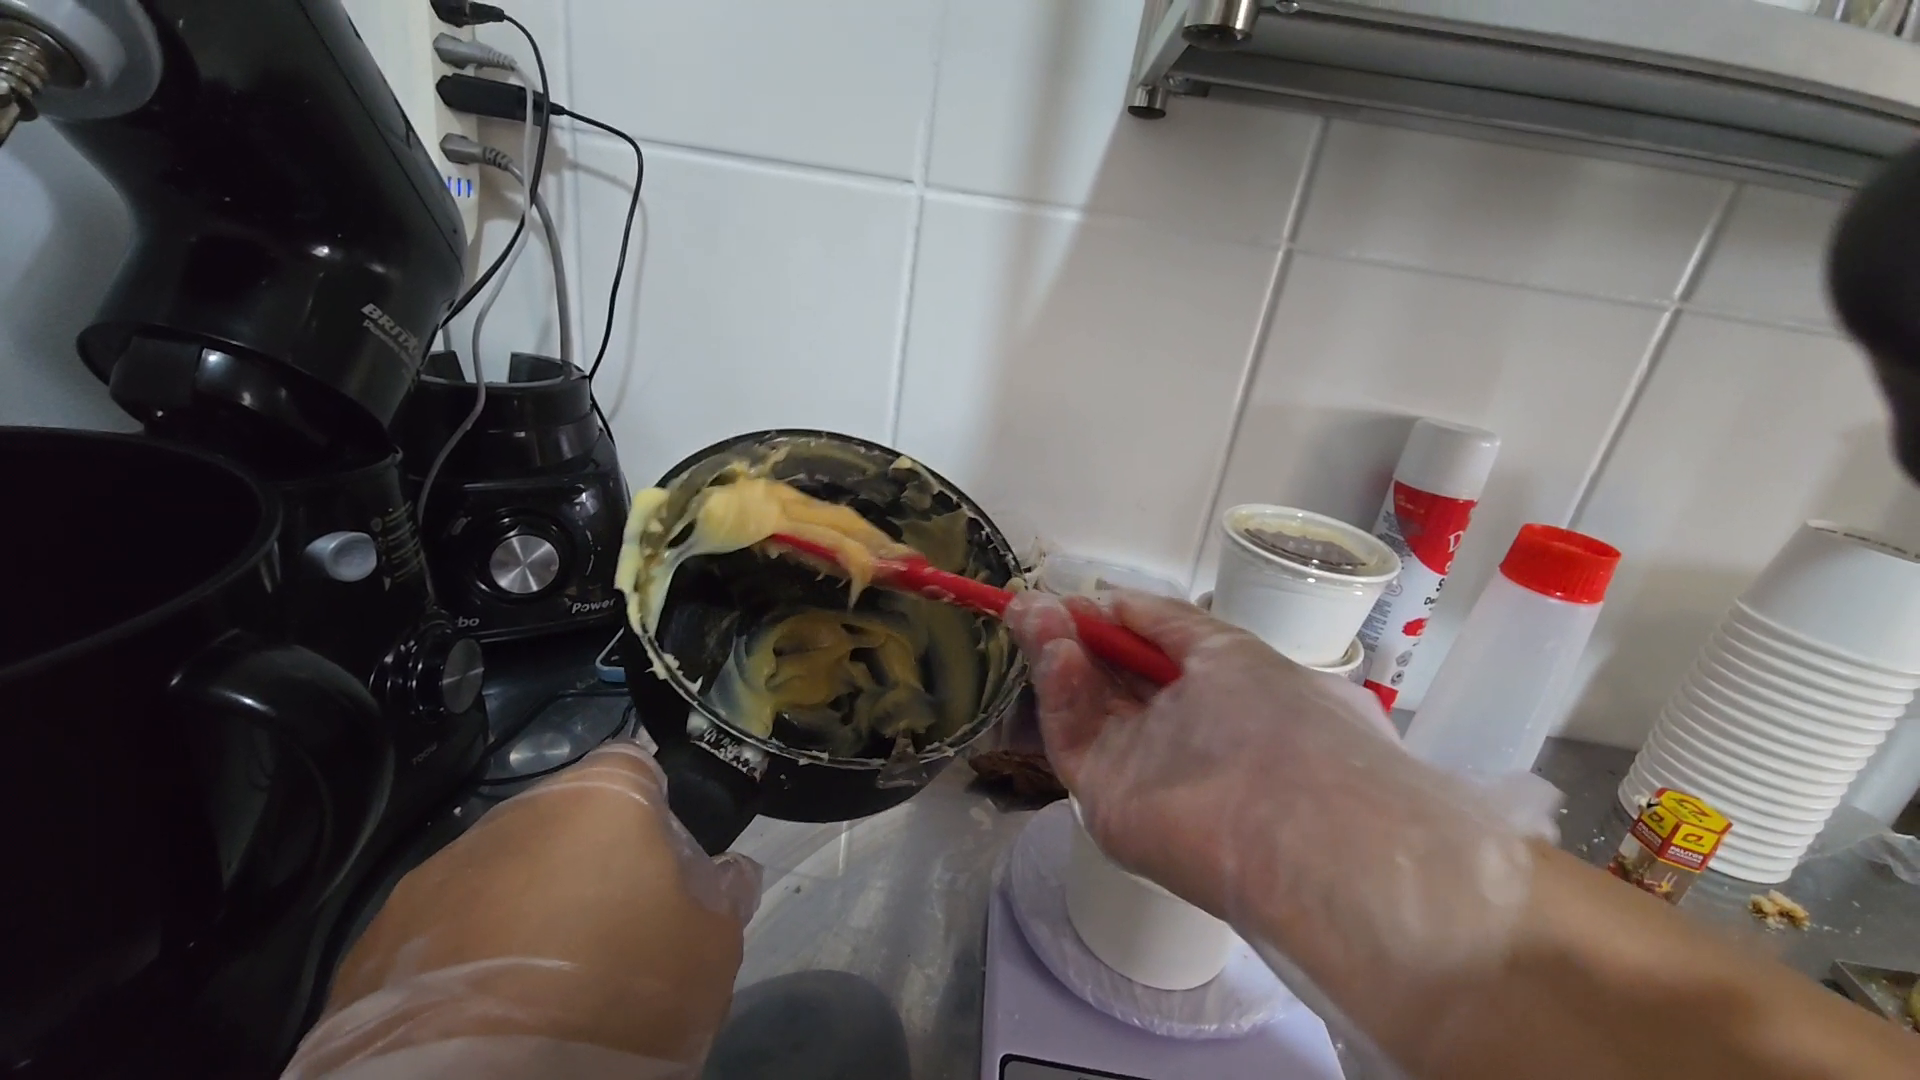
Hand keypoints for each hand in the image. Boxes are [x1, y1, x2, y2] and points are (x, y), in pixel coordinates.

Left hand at [284, 741, 759, 1077]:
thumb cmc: (623, 996)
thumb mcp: (712, 949)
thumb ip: (724, 894)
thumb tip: (727, 873)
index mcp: (601, 798)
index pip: (636, 767)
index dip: (656, 812)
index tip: (664, 870)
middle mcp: (514, 815)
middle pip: (566, 820)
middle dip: (588, 862)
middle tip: (610, 936)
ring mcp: (436, 875)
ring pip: (501, 873)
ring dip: (523, 907)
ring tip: (539, 987)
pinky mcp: (374, 942)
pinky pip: (441, 931)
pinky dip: (465, 957)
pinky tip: (482, 1018)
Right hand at [1003, 591, 1533, 1005]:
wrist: (1298, 830)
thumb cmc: (1280, 721)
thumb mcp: (1231, 649)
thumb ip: (1165, 622)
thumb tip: (1112, 599)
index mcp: (1220, 701)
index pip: (1151, 657)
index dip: (1113, 622)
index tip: (1078, 595)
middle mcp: (1178, 737)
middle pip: (1110, 679)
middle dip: (1073, 633)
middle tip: (1034, 601)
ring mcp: (1140, 771)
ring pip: (1085, 704)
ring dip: (1057, 653)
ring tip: (1031, 614)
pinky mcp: (1106, 801)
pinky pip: (1074, 736)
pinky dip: (1059, 689)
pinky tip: (1055, 650)